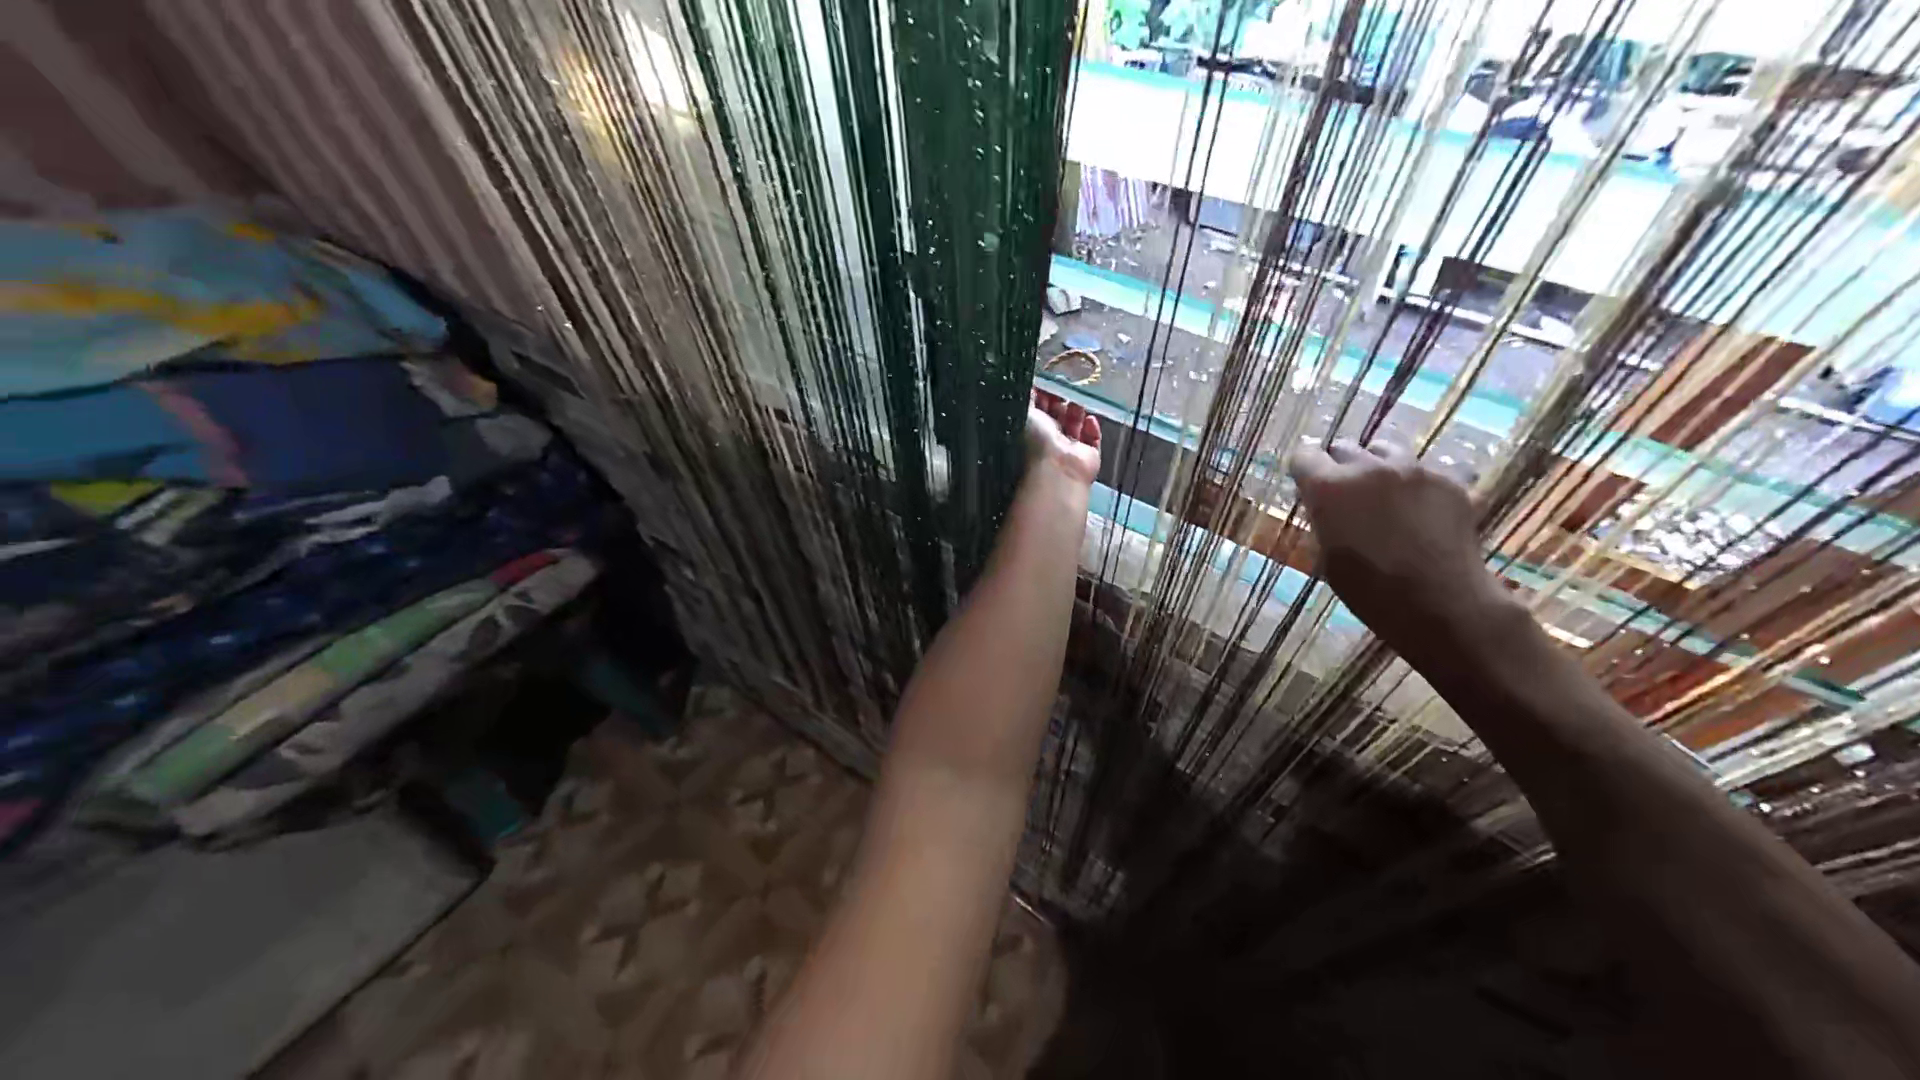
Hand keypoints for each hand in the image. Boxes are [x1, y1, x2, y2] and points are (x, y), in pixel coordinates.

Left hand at [1028, 388, 1100, 486]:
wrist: (1057, 468)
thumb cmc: (1036, 441)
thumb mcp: (1024, 411)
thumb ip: (1028, 397)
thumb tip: (1028, 383)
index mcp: (1032, 431)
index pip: (1039, 409)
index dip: (1044, 394)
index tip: (1049, 380)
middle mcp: (1050, 439)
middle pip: (1058, 414)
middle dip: (1061, 400)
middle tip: (1066, 387)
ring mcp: (1070, 448)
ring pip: (1076, 423)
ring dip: (1077, 411)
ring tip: (1077, 403)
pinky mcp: (1088, 455)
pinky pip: (1093, 438)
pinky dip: (1093, 428)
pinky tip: (1090, 419)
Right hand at [1287, 439, 1508, 651]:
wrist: (1440, 602)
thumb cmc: (1368, 589)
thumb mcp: (1326, 553)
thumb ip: (1322, 517)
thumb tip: (1324, 504)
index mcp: (1328, 488)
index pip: (1304, 456)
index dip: (1305, 471)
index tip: (1308, 486)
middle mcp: (1367, 468)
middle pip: (1345, 448)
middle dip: (1340, 466)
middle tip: (1345, 494)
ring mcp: (1412, 470)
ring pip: (1385, 450)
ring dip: (1377, 467)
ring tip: (1383, 495)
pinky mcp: (1448, 480)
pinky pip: (1422, 470)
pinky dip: (1414, 484)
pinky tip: (1419, 513)